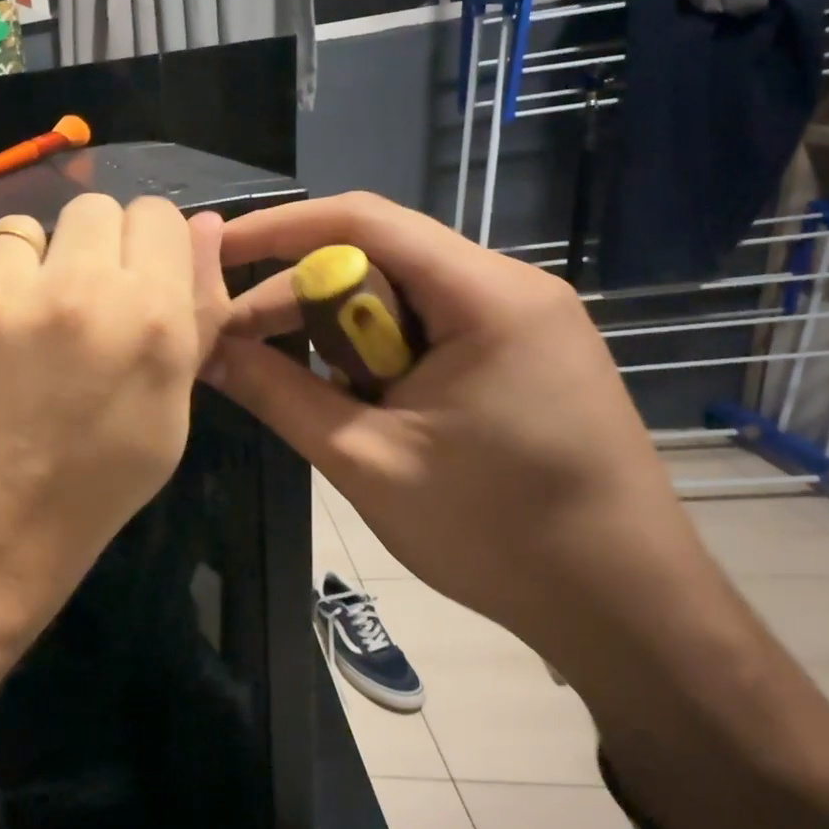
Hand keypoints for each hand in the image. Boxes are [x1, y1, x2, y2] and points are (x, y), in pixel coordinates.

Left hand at [0, 195, 227, 641]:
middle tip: (60, 310)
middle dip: (82, 252)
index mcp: (148, 321)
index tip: (118, 284)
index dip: (140, 249)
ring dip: (14, 268)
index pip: (155, 215)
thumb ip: (194, 313)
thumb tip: (204, 222)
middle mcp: (74, 293)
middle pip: (90, 210)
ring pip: (15, 229)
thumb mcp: (166, 415)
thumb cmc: (83, 488)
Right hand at [202, 192, 700, 640]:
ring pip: (399, 292)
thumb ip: (275, 392)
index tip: (210, 252)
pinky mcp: (524, 353)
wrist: (625, 608)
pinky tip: (362, 400)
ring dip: (339, 331)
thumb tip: (203, 349)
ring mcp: (524, 320)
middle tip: (234, 344)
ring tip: (306, 388)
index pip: (361, 221)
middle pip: (378, 256)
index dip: (275, 229)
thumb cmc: (493, 531)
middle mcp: (509, 287)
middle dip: (299, 296)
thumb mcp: (362, 459)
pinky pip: (427, 323)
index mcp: (485, 297)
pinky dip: (377, 350)